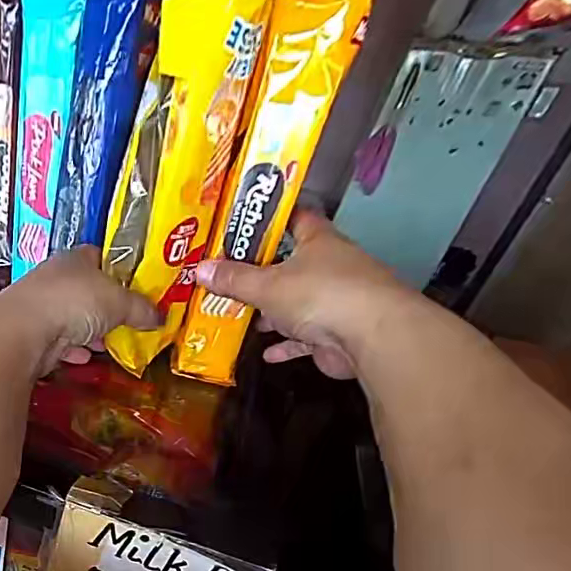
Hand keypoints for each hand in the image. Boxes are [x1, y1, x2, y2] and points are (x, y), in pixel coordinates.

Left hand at [0, 247, 158, 374]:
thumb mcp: (119, 303)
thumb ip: (141, 309)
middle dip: (106, 307)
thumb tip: (161, 316)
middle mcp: (56, 277)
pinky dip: (71, 348)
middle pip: (87, 289)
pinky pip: (58, 340)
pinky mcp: (32, 332)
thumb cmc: (75, 302)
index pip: (101, 257)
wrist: (24, 331)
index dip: (119, 271)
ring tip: (107, 344)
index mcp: (76, 259)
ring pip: (72, 316)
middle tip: (126, 321)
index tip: (135, 288)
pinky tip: (83, 357)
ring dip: (88, 330)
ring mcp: (41, 305)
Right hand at [192, 210, 422, 379]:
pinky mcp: (336, 334)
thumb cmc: (320, 294)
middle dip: (264, 273)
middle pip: (292, 264)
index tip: (244, 224)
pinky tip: (267, 353)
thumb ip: (235, 280)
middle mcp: (329, 266)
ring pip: (298, 303)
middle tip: (232, 278)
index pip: (294, 217)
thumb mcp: (267, 285)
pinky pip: (306, 337)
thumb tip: (200, 269)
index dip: (270, 218)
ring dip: (274, 313)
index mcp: (317, 240)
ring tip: (243, 317)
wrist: (370, 335)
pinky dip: (288, 344)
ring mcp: (335, 301)